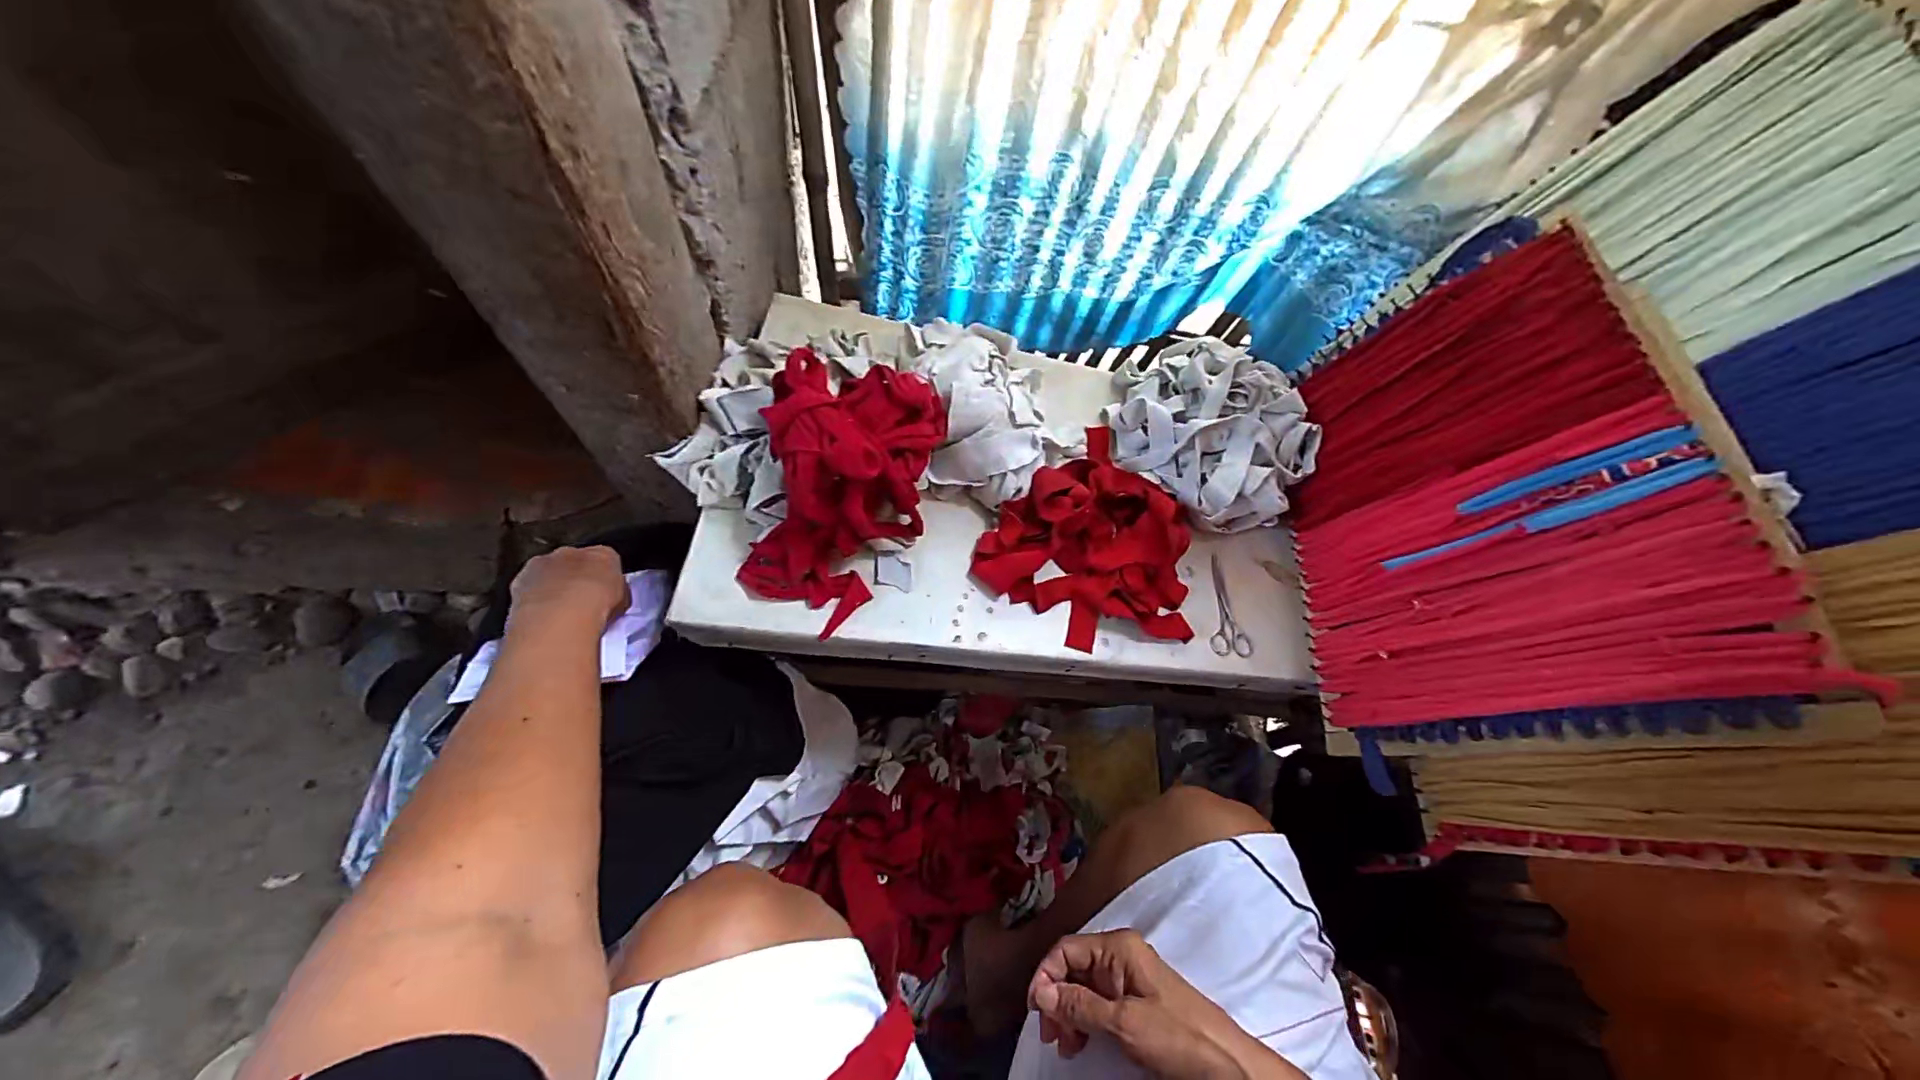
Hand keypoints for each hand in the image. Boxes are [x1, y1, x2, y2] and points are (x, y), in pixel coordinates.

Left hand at [507, 545, 627, 627]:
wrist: (561, 616)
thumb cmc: (599, 607)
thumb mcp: (623, 601)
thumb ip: (617, 593)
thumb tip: (613, 600)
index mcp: (604, 554)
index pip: (607, 561)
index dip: (605, 578)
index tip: (604, 594)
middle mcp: (572, 551)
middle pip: (575, 562)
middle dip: (577, 577)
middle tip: (580, 601)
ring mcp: (543, 563)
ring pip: (549, 572)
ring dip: (553, 586)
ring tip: (557, 611)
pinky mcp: (519, 579)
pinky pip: (529, 586)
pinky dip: (533, 597)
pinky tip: (540, 615)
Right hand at [1028, 929, 1305, 1079]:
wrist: (1227, 1064)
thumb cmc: (1178, 1037)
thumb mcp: (1124, 1022)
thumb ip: (1079, 1004)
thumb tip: (1042, 991)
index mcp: (1118, 948)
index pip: (1066, 948)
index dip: (1045, 975)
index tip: (1036, 1009)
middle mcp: (1120, 956)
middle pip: (1071, 967)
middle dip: (1055, 998)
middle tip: (1050, 1033)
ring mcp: (1128, 978)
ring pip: (1081, 987)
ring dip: (1066, 1012)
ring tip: (1064, 1043)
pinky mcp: (1134, 1001)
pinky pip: (1097, 1003)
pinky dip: (1083, 1021)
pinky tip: (1079, 1041)